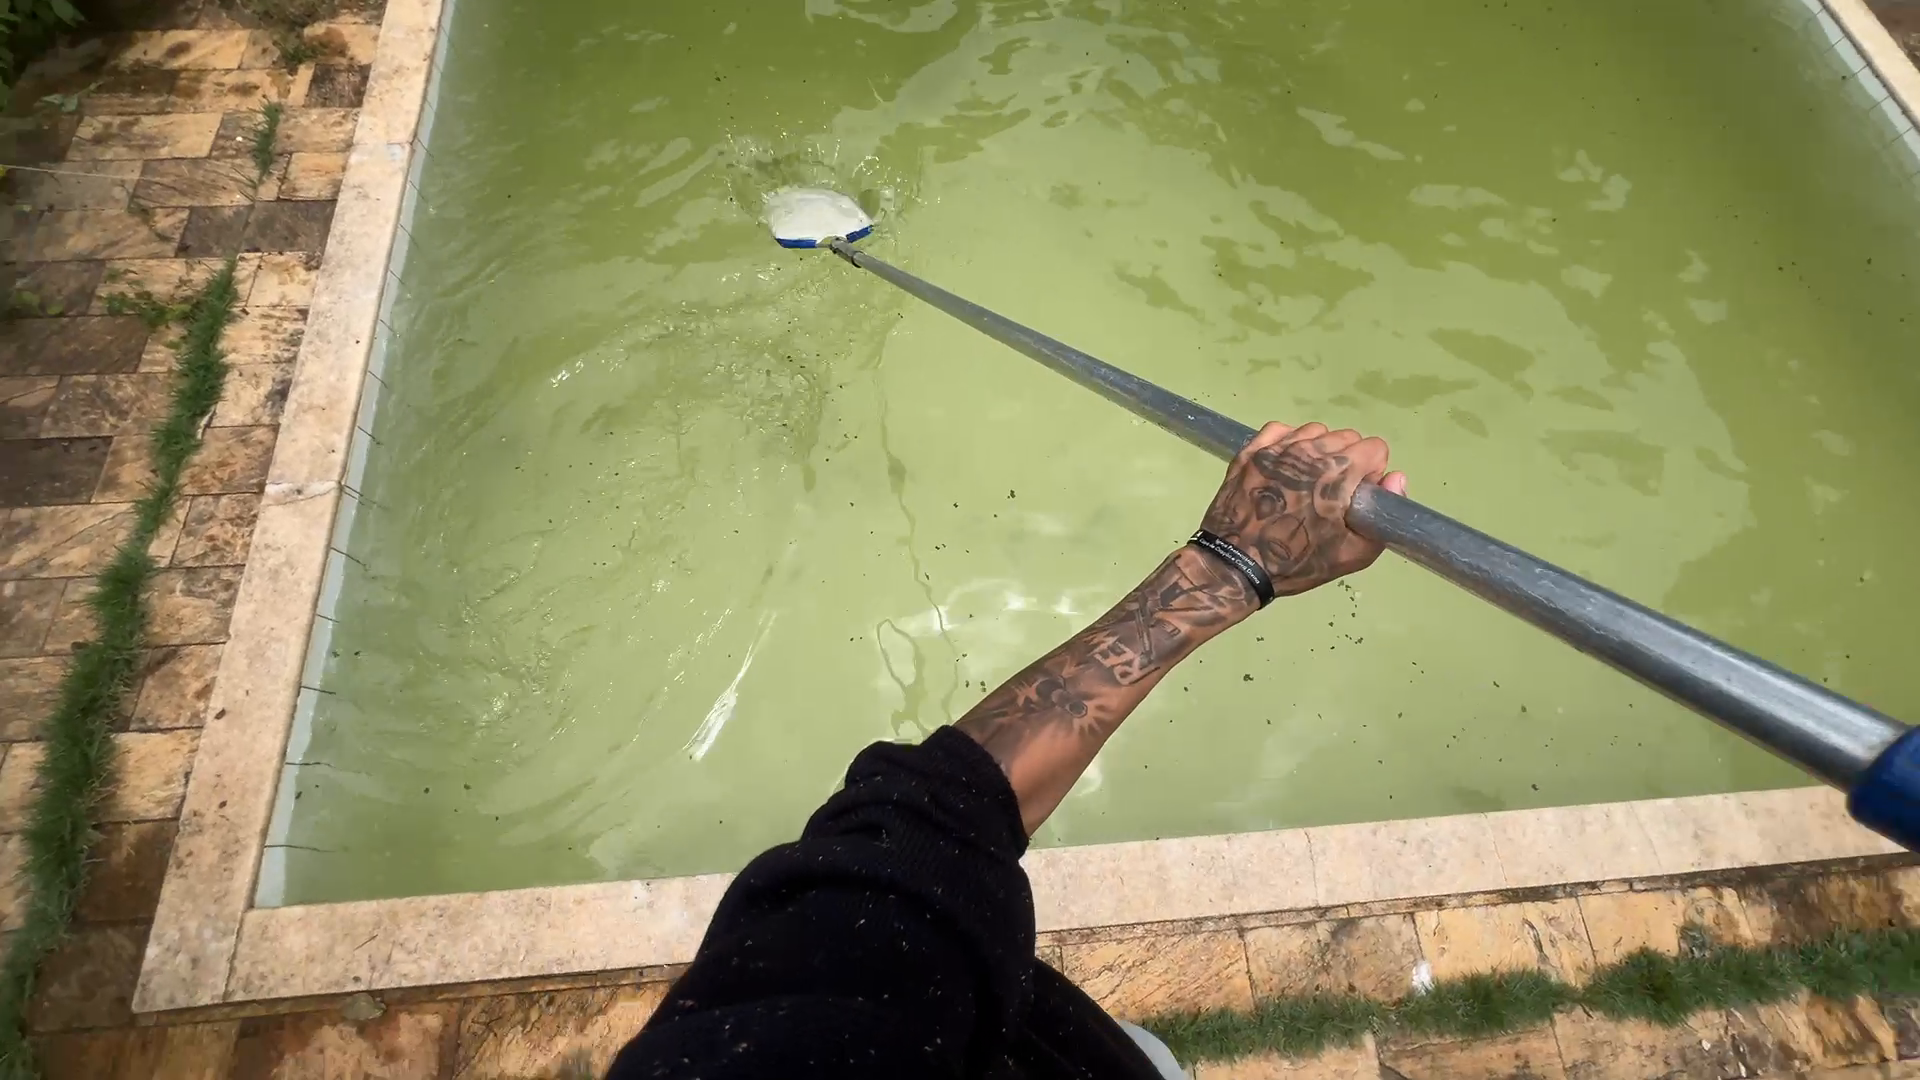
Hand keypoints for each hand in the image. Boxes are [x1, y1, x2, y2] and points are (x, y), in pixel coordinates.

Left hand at [1199, 421, 1407, 596]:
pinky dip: (1286, 442)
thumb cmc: (1297, 562)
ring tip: (1306, 480)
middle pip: (1345, 437)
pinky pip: (1278, 431)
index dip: (1370, 472)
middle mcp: (1308, 451)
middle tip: (1331, 492)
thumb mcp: (1354, 552)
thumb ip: (1385, 514)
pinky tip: (1284, 466)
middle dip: (1347, 461)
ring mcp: (1275, 449)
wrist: (1235, 565)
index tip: (1356, 494)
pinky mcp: (1248, 452)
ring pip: (1312, 431)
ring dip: (1317, 450)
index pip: (1374, 448)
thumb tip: (1395, 477)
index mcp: (1339, 472)